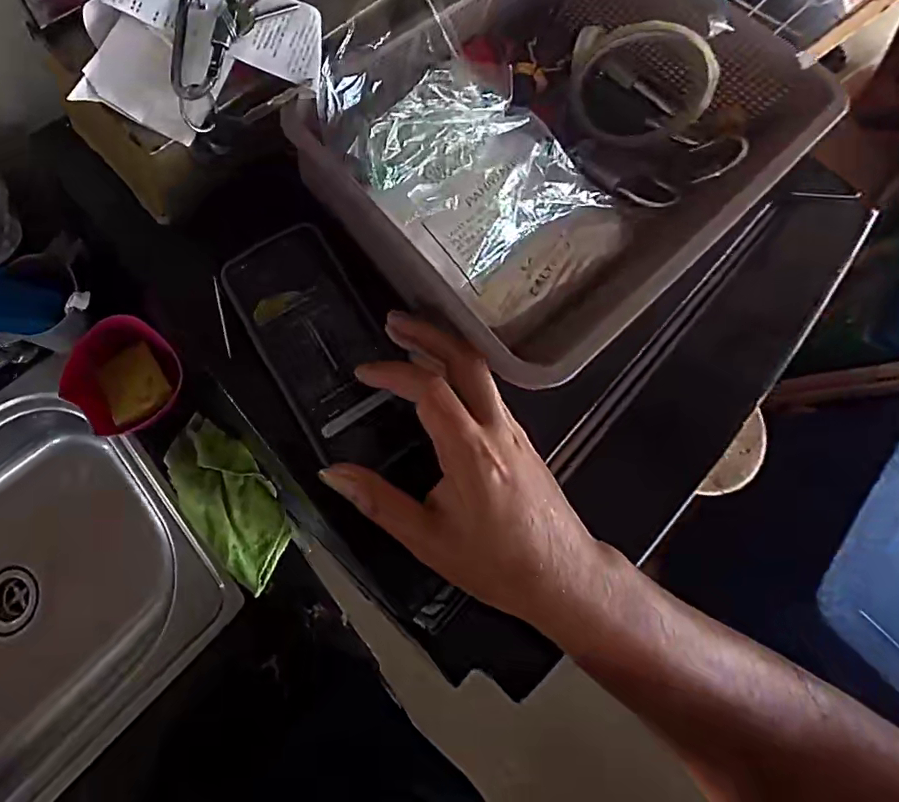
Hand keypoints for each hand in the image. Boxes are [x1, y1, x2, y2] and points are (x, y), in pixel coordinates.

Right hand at [318, 312, 621, 637]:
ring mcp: (512, 428)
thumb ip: (378, 502)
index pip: (430, 389)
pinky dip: (459, 367)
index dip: (393, 372)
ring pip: (480, 369)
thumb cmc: (496, 564)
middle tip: (393, 320)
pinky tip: (441, 374)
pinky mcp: (520, 435)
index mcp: (470, 452)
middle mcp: (495, 428)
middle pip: (465, 360)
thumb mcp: (427, 539)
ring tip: (410, 335)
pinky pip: (488, 387)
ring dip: (444, 345)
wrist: (566, 578)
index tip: (364, 372)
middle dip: (427, 333)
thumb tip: (332, 473)